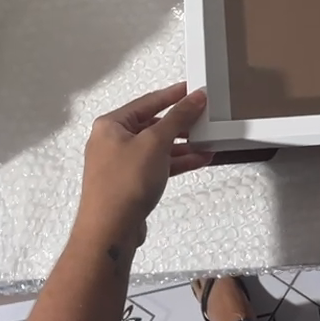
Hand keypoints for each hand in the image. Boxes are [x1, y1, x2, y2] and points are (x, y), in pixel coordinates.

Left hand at [76, 83, 209, 238]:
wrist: (110, 230)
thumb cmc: (125, 182)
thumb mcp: (156, 143)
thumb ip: (178, 118)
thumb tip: (195, 98)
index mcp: (111, 125)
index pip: (148, 101)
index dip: (173, 95)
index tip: (193, 90)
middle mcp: (112, 141)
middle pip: (153, 124)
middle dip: (181, 124)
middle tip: (204, 118)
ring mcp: (121, 164)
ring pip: (157, 147)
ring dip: (183, 145)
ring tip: (208, 141)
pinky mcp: (130, 183)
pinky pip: (157, 165)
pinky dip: (177, 162)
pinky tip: (199, 159)